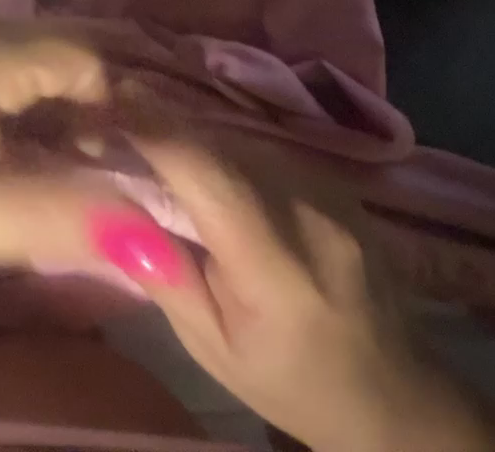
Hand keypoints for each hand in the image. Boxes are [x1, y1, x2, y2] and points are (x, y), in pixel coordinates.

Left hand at [0, 3, 118, 282]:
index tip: (115, 165)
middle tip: (76, 169)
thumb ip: (72, 220)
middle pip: (46, 49)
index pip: (82, 58)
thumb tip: (161, 245)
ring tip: (30, 161)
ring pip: (9, 50)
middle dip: (74, 106)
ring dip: (34, 99)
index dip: (111, 110)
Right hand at [122, 140, 494, 451]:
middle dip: (152, 120)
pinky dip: (213, 145)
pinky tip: (188, 157)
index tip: (98, 102)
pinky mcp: (337, 182)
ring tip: (132, 132)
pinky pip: (259, 148)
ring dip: (180, 129)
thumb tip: (107, 210)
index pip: (206, 172)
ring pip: (236, 137)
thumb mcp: (212, 348)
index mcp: (277, 265)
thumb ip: (164, 275)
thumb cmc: (291, 382)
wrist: (396, 392)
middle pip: (216, 142)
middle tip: (97, 119)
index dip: (149, 127)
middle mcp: (310, 211)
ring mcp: (331, 191)